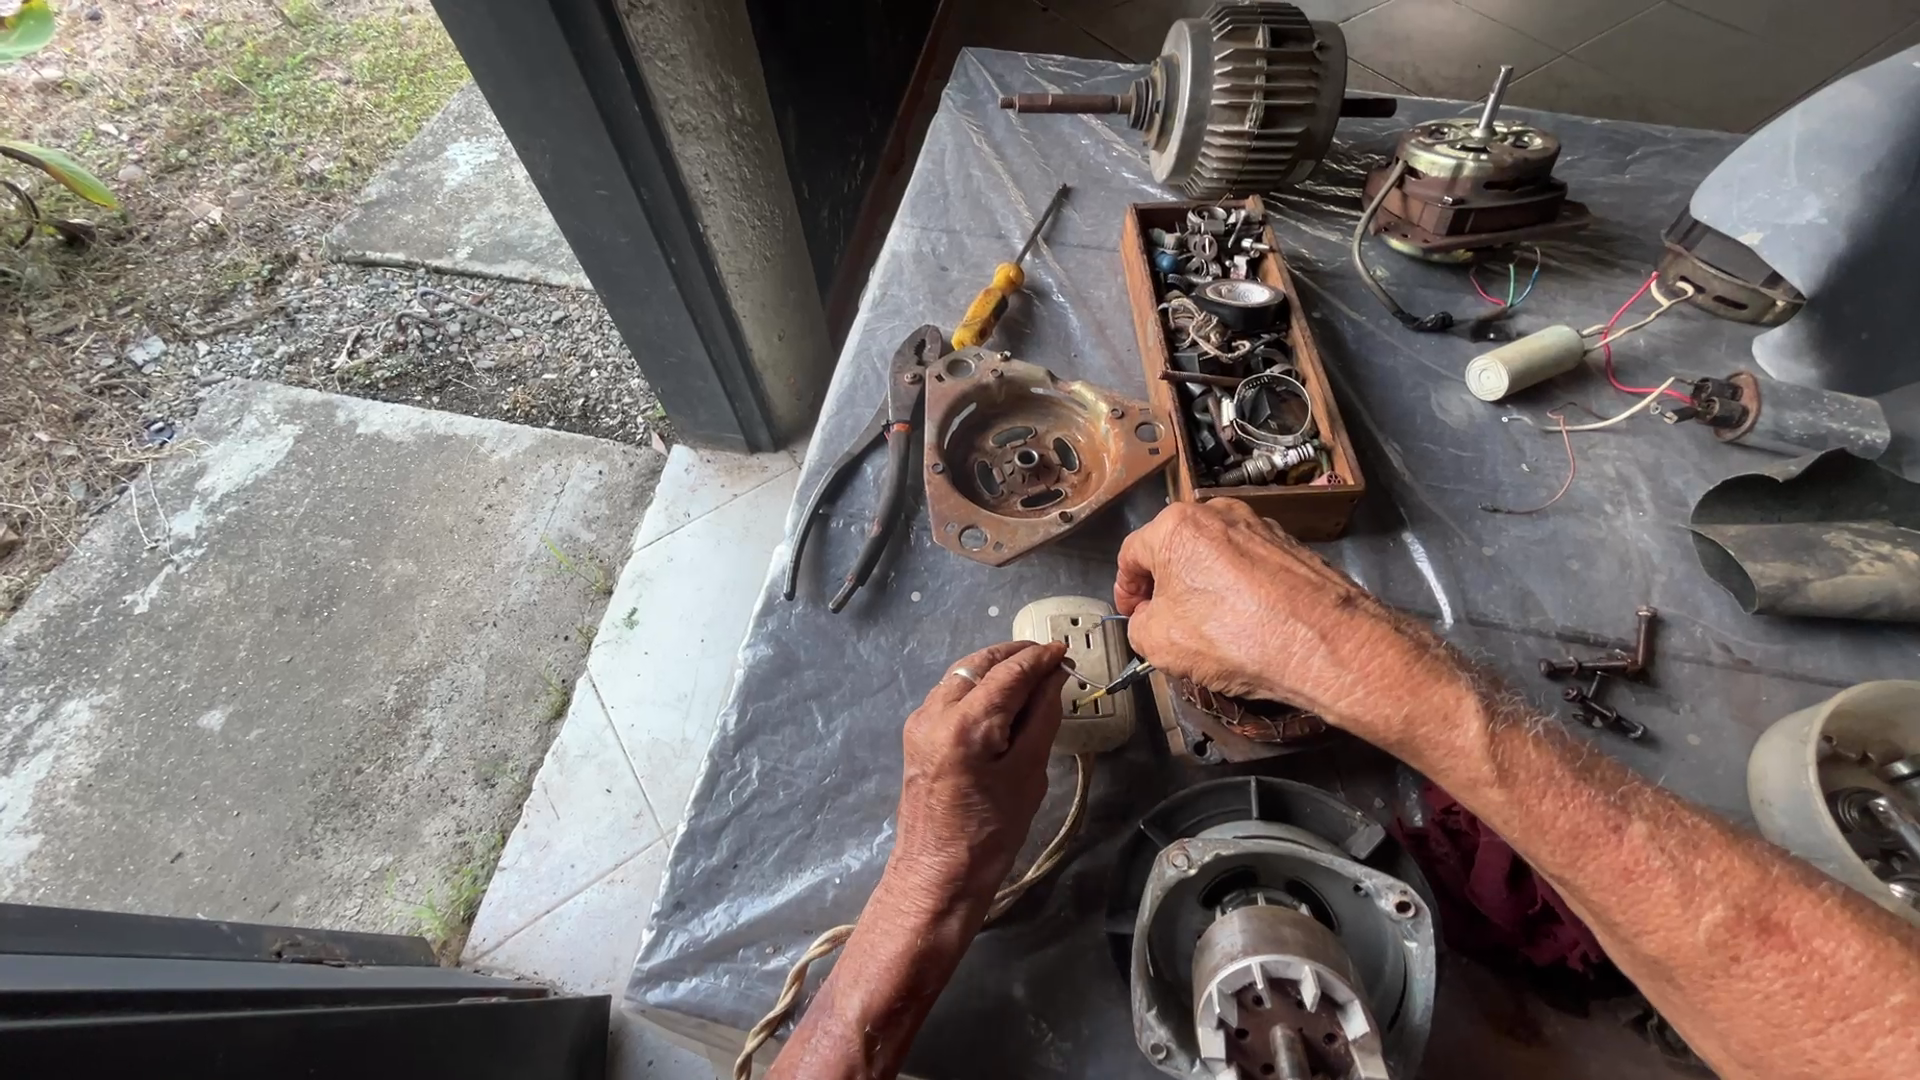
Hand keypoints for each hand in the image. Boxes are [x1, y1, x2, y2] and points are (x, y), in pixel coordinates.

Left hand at [888, 640, 1069, 914]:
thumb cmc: (991, 833)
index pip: (1009, 672)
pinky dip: (976, 685)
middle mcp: (935, 711)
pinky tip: (999, 697)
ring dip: (994, 667)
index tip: (1063, 650)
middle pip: (979, 663)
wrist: (936, 874)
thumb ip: (1041, 718)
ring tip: (1029, 674)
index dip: (1039, 658)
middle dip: (1014, 655)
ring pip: (961, 674)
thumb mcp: (1028, 774)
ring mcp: (920, 720)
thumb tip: (1053, 679)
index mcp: (966, 723)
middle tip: (1048, 658)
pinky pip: (949, 693)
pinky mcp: (916, 733)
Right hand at [1114, 500, 1474, 758]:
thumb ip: (1138, 625)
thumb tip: (1149, 617)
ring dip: (1203, 585)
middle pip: (1175, 549)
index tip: (1132, 616)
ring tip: (1209, 625)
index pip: (1131, 555)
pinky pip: (1250, 565)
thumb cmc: (1230, 637)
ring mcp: (1260, 526)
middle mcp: (1217, 512)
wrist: (1327, 644)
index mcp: (1175, 526)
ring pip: (1214, 555)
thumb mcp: (1157, 642)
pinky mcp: (1293, 545)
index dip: (1125, 590)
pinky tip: (1247, 622)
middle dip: (1165, 585)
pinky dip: (1239, 588)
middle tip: (1166, 621)